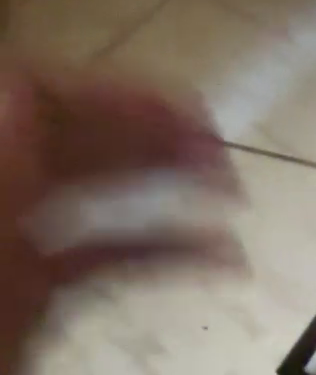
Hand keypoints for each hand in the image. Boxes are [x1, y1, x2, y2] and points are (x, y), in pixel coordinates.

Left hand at [0, 63, 235, 374]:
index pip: (31, 103)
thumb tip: (29, 90)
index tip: (190, 113)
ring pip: (99, 195)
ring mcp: (15, 239)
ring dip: (169, 189)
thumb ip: (4, 172)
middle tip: (225, 149)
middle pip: (69, 143)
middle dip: (151, 139)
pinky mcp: (43, 283)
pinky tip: (225, 257)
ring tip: (233, 192)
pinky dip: (171, 251)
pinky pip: (114, 255)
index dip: (109, 98)